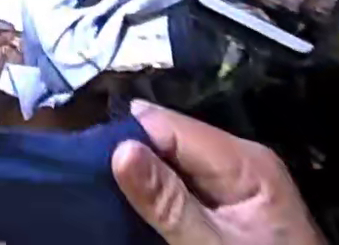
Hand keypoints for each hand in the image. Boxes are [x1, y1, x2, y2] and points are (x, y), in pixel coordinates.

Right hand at [111, 100, 321, 244]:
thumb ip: (169, 203)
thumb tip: (117, 146)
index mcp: (245, 160)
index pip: (166, 125)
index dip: (128, 142)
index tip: (93, 168)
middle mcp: (241, 159)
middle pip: (168, 139)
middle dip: (135, 160)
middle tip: (102, 189)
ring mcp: (238, 184)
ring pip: (172, 162)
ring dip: (146, 181)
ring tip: (117, 199)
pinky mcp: (233, 206)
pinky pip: (184, 184)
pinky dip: (163, 196)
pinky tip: (146, 212)